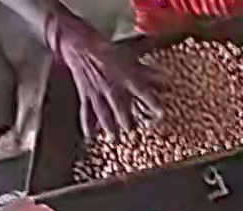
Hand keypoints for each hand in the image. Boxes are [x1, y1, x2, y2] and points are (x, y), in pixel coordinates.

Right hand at [46, 10, 163, 133]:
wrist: (75, 39)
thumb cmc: (103, 48)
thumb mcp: (127, 58)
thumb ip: (147, 72)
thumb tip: (167, 79)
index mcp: (123, 77)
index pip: (142, 91)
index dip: (152, 102)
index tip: (161, 113)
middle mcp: (110, 86)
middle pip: (119, 107)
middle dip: (125, 121)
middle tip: (132, 134)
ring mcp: (97, 91)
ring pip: (103, 111)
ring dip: (108, 126)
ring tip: (113, 138)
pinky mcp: (85, 94)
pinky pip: (86, 110)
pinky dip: (87, 124)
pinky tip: (89, 136)